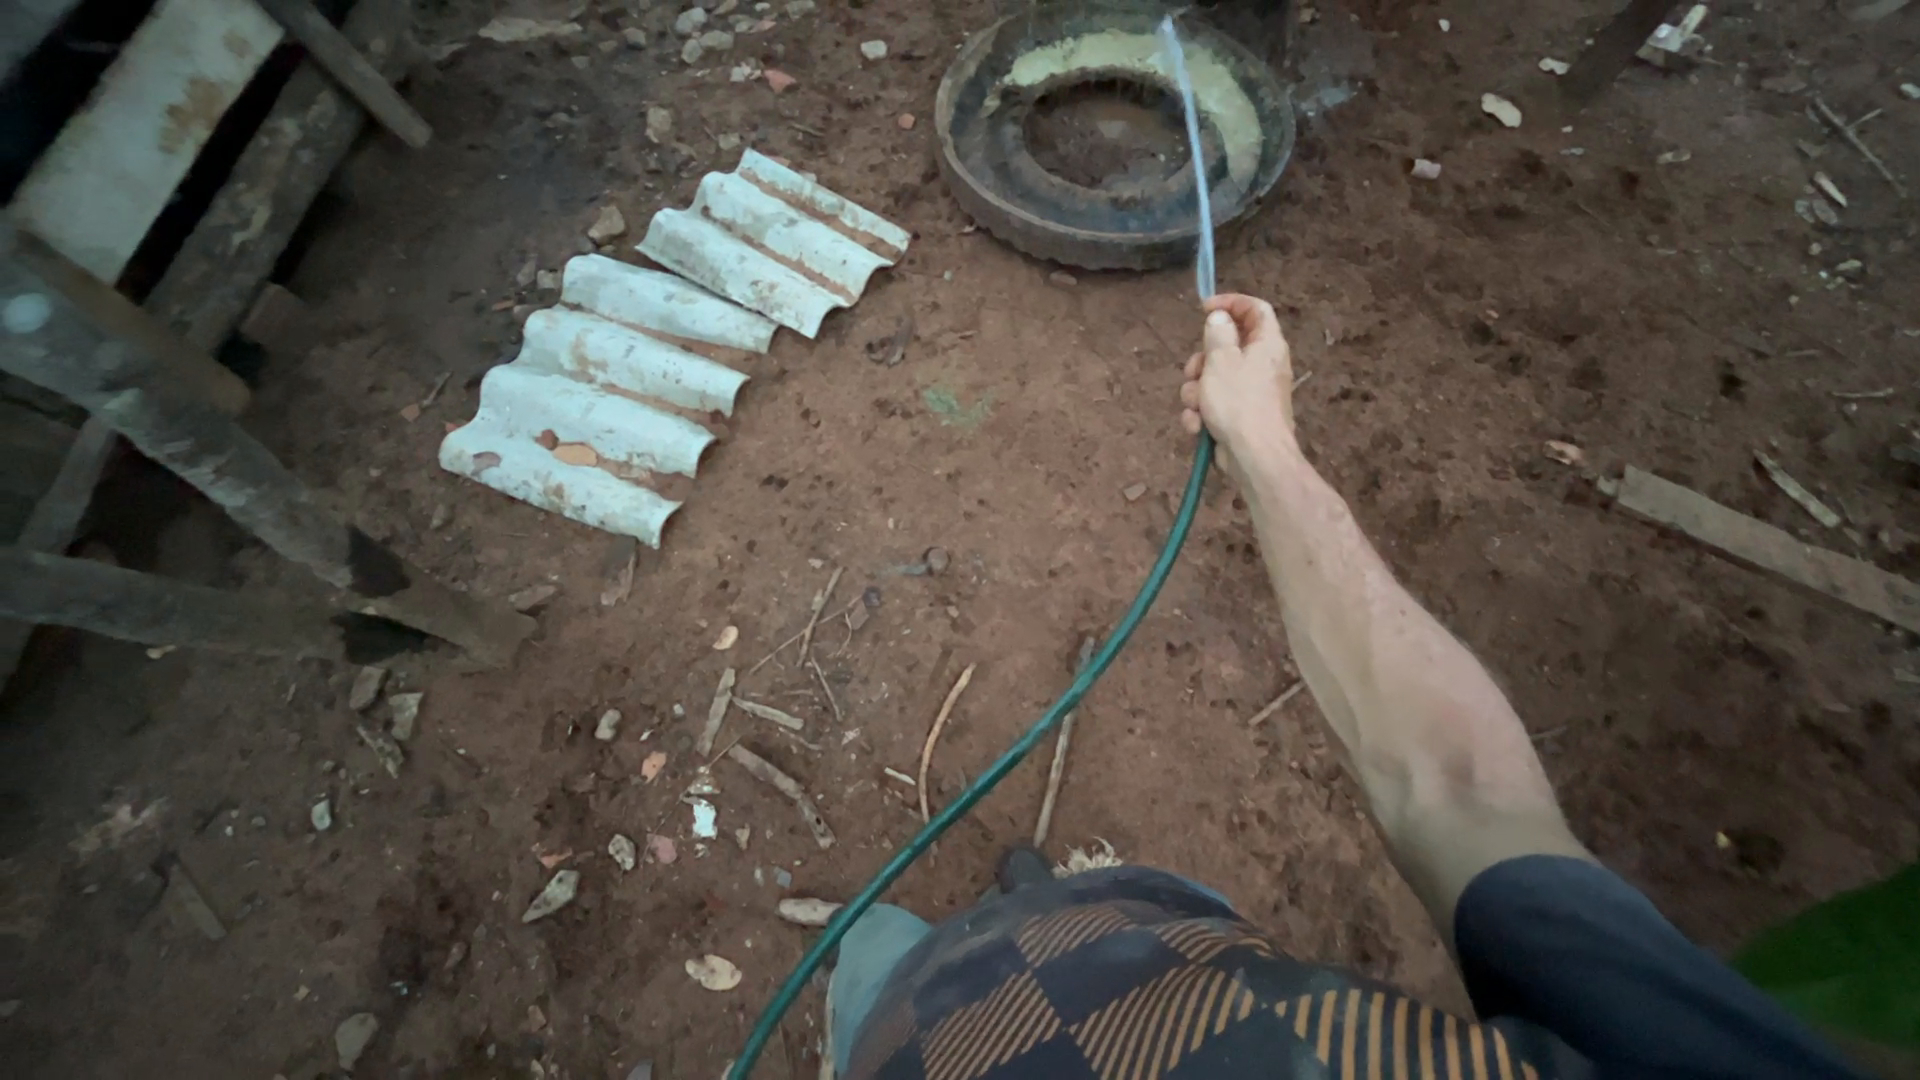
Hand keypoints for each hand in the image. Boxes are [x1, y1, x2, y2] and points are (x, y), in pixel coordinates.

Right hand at [1179, 293, 1295, 453]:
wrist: (1253, 455)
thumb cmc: (1239, 403)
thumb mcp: (1221, 361)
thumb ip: (1217, 334)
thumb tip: (1219, 317)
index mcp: (1266, 344)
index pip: (1255, 309)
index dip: (1231, 303)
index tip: (1204, 307)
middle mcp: (1261, 365)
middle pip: (1225, 348)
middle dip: (1200, 361)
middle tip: (1193, 372)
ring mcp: (1249, 393)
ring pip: (1212, 379)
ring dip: (1195, 392)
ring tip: (1196, 407)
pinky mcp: (1237, 416)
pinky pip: (1212, 405)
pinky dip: (1201, 414)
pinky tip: (1197, 425)